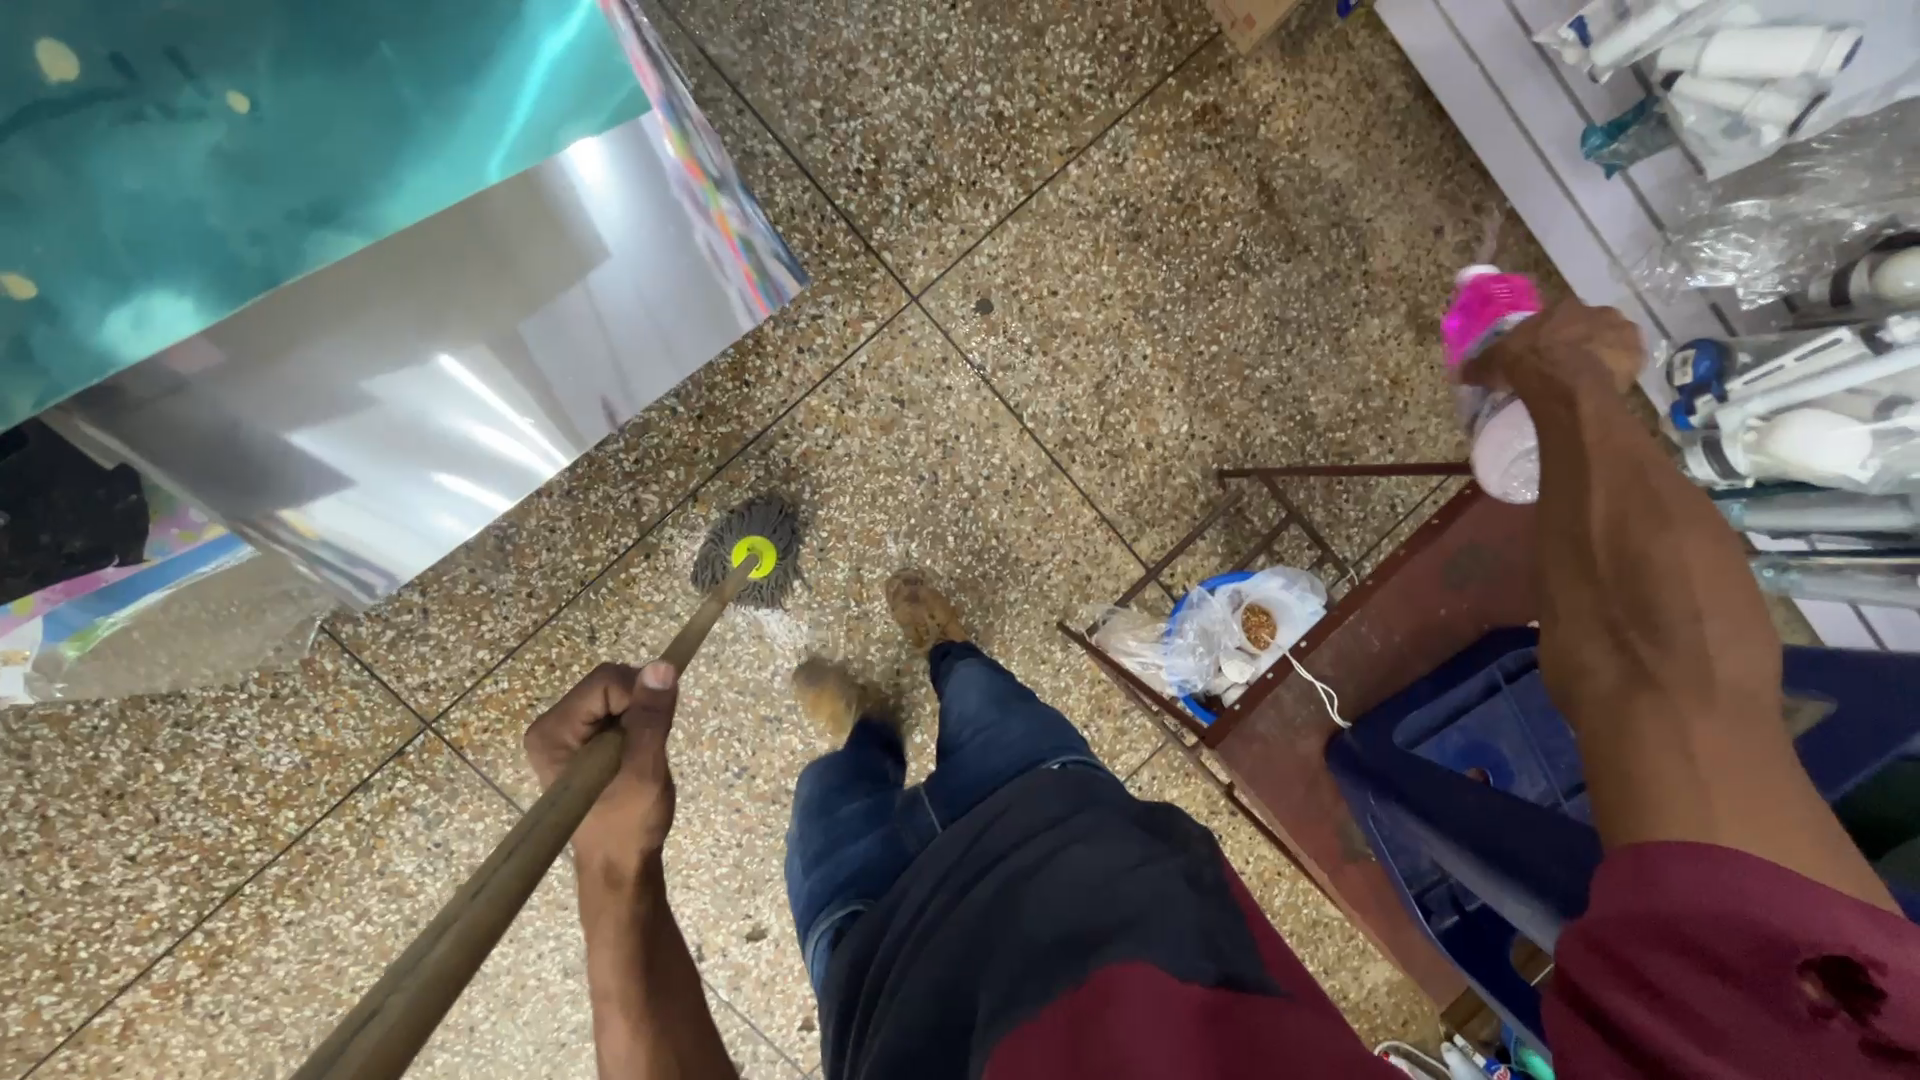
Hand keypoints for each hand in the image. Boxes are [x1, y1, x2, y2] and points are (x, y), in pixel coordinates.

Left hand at [524, 661, 678, 881]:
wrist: (619, 866)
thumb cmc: (627, 825)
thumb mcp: (644, 770)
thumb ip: (650, 717)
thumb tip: (662, 666)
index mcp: (553, 731)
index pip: (606, 680)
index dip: (639, 695)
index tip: (655, 730)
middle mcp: (552, 726)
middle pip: (610, 683)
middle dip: (640, 705)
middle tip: (652, 743)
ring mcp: (565, 734)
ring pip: (618, 695)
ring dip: (641, 717)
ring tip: (645, 753)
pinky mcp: (581, 742)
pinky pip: (618, 711)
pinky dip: (637, 725)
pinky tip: (639, 753)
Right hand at [1463, 298, 1646, 394]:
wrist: (1564, 383)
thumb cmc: (1526, 363)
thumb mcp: (1491, 363)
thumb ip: (1478, 365)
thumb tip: (1460, 373)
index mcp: (1562, 307)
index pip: (1557, 317)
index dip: (1550, 334)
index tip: (1542, 351)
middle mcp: (1596, 311)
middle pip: (1588, 325)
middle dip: (1579, 341)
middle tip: (1564, 365)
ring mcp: (1621, 330)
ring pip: (1610, 341)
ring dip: (1601, 354)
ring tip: (1585, 378)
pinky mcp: (1638, 352)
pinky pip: (1627, 360)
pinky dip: (1617, 371)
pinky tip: (1602, 385)